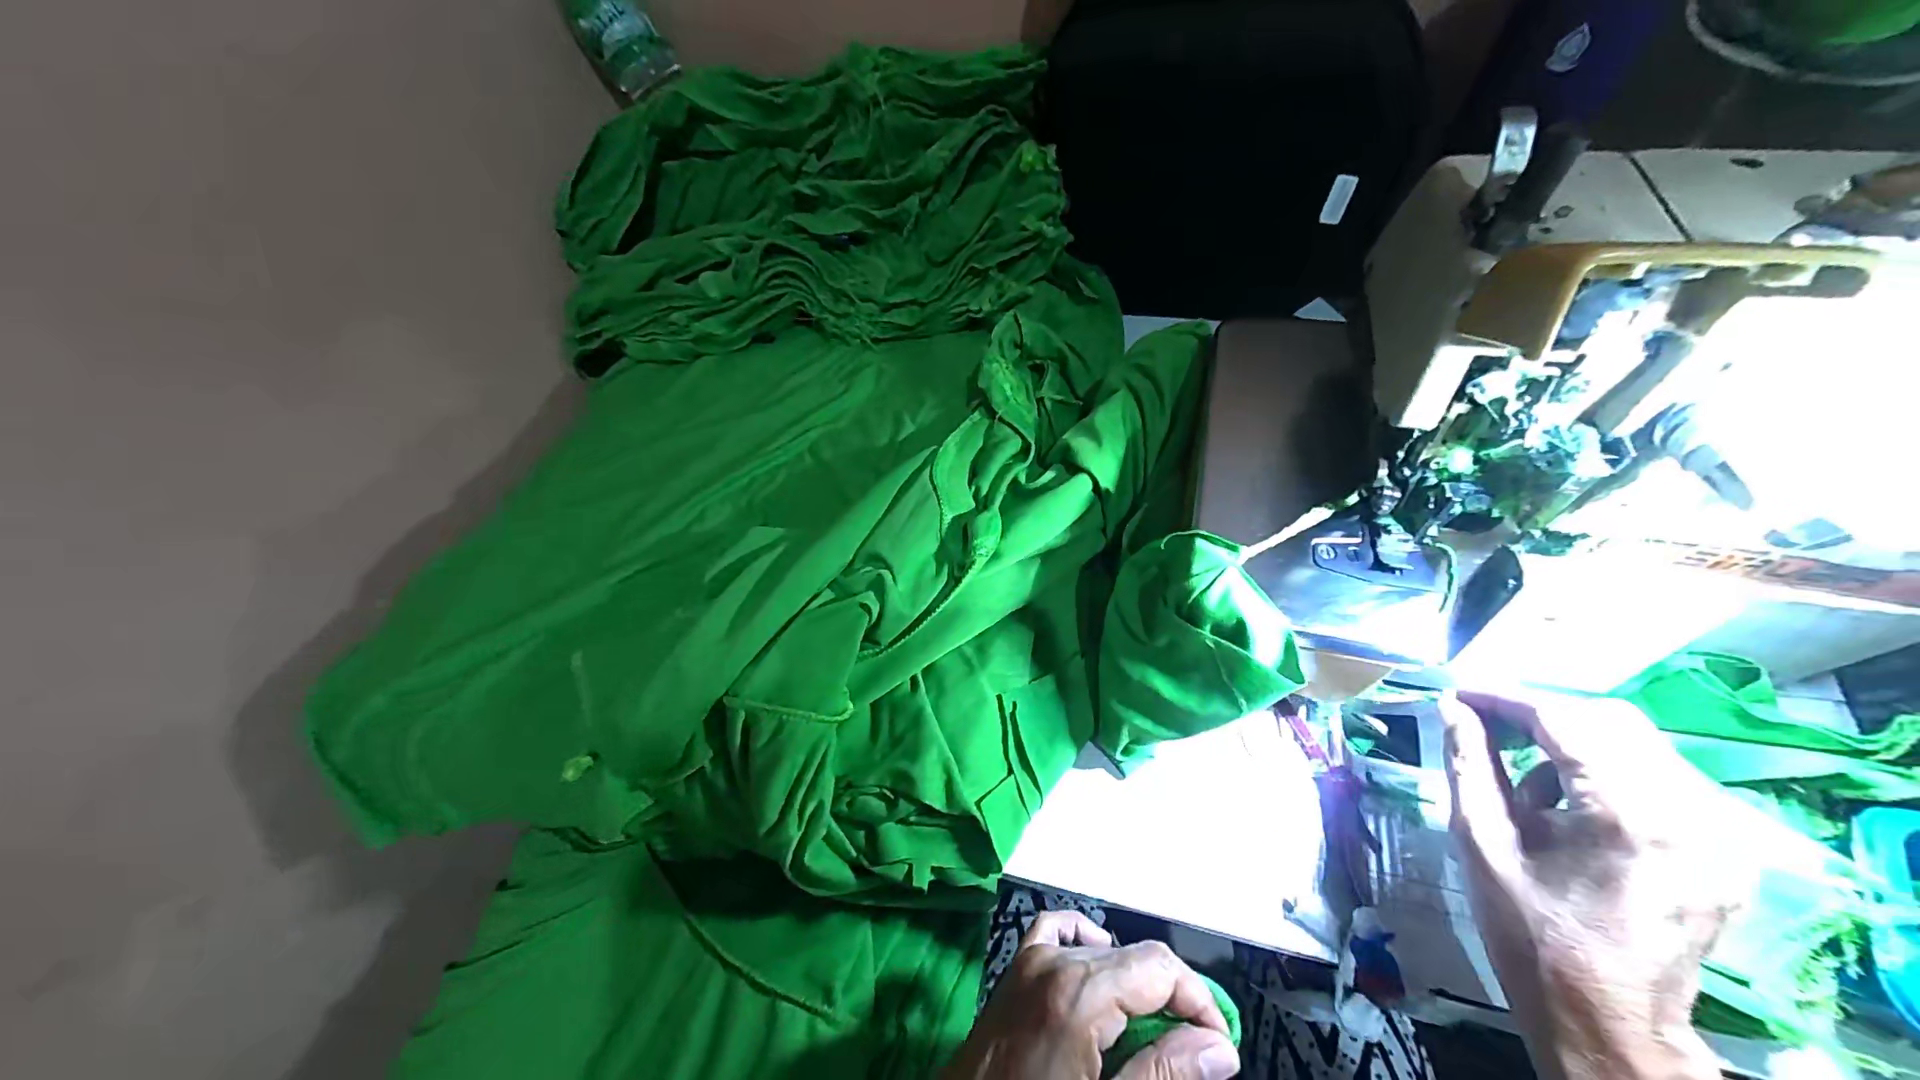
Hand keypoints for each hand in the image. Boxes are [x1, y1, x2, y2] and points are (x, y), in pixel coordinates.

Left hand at [942, 911, 1239, 1079]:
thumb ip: (1164, 1073)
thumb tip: (1218, 1047)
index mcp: (1079, 993)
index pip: (1159, 968)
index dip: (1199, 1002)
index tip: (1219, 1048)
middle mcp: (1054, 963)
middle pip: (1134, 957)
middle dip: (1172, 1000)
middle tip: (1194, 1051)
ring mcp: (1029, 962)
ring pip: (1102, 951)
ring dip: (1135, 983)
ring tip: (1153, 1031)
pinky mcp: (1014, 974)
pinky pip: (1055, 933)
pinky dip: (1084, 943)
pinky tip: (1100, 970)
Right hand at [1442, 690, 1748, 1079]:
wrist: (1606, 1017)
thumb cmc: (1529, 931)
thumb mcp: (1480, 840)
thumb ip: (1468, 762)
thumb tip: (1454, 707)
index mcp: (1627, 816)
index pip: (1564, 720)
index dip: (1505, 698)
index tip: (1460, 691)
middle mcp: (1690, 815)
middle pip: (1612, 721)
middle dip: (1541, 713)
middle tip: (1486, 722)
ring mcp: (1719, 834)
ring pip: (1639, 744)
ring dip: (1574, 740)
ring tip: (1523, 769)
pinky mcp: (1724, 849)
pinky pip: (1661, 776)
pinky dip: (1607, 768)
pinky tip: (1567, 800)